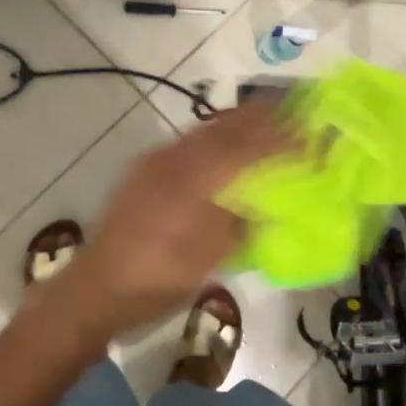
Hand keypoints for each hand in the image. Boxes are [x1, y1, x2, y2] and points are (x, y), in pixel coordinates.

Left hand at [50, 103, 290, 339]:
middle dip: (264, 119)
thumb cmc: (156, 282)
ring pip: (207, 131)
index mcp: (194, 181)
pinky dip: (217, 138)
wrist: (94, 289)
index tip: (312, 139)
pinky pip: (190, 142)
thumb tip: (274, 204)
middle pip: (227, 127)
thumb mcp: (209, 260)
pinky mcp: (145, 170)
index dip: (282, 140)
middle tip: (297, 116)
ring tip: (270, 123)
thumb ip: (243, 225)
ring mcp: (156, 162)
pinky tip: (228, 149)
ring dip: (241, 124)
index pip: (248, 147)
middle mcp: (175, 160)